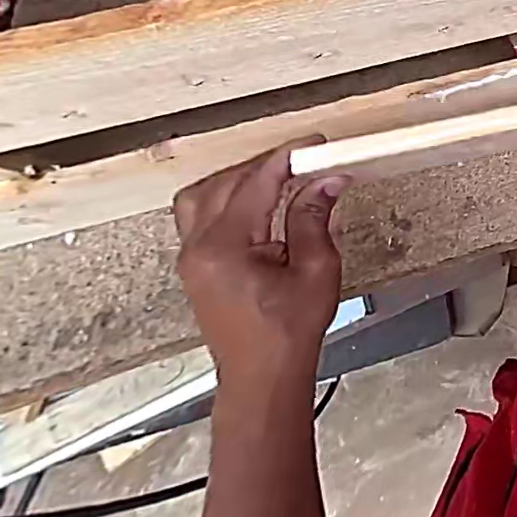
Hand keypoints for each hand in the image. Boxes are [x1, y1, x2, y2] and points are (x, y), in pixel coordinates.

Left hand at [173, 140, 348, 392]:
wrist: (263, 371)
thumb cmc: (290, 326)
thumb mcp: (316, 267)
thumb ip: (313, 218)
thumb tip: (325, 181)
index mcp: (224, 247)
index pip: (254, 184)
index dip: (286, 158)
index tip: (315, 145)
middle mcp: (197, 248)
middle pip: (222, 184)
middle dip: (264, 164)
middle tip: (304, 158)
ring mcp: (191, 257)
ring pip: (202, 196)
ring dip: (241, 178)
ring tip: (282, 174)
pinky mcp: (197, 265)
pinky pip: (203, 215)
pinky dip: (231, 197)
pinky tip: (262, 200)